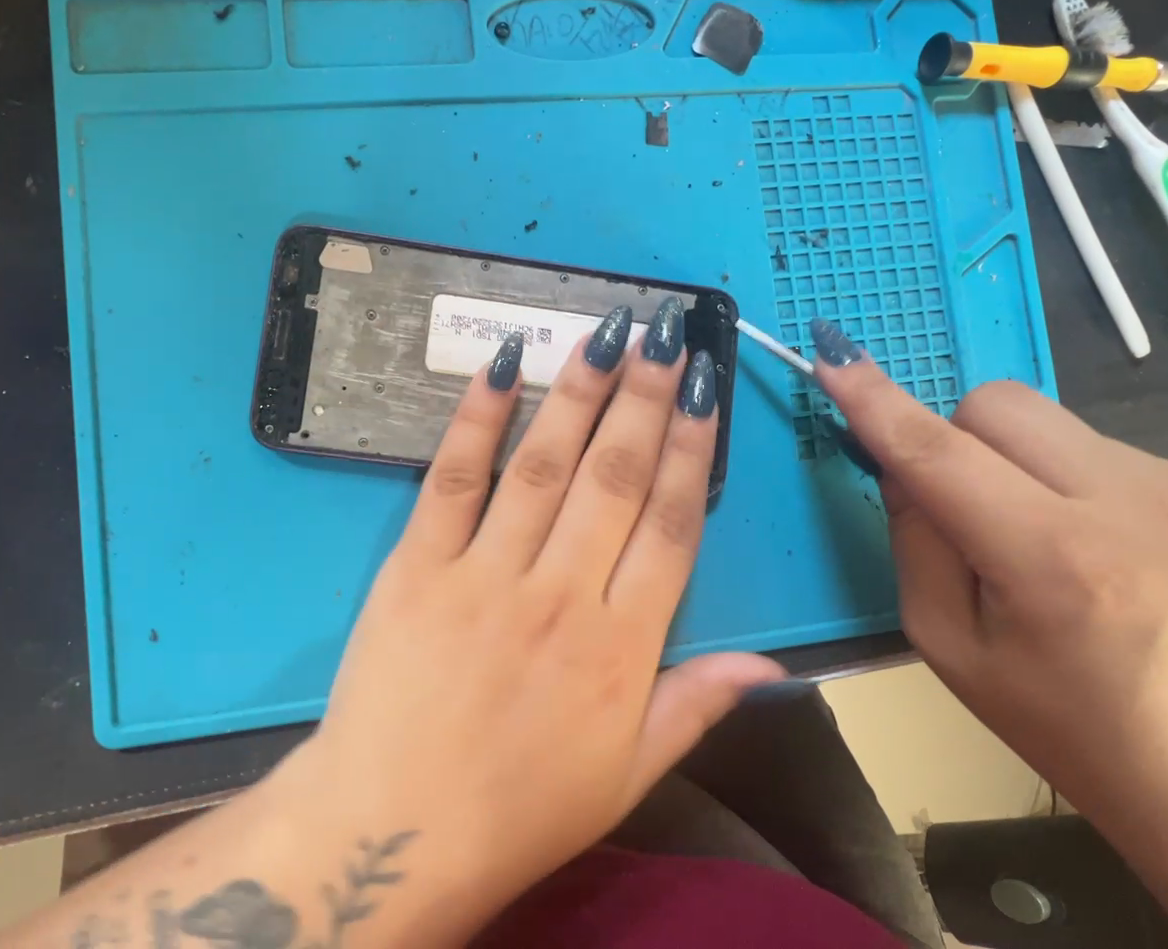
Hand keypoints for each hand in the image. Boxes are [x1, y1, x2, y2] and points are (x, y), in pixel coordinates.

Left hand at [271, 300, 783, 940]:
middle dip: (646, 398)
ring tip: (607, 332)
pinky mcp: (417, 568)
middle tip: (666, 334)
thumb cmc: (518, 812)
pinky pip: (453, 480)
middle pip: (616, 478)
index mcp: (623, 648)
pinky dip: (477, 419)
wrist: (394, 834)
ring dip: (578, 391)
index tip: (707, 389)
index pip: (672, 525)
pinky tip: (503, 365)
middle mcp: (563, 596)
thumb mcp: (626, 779)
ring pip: (544, 465)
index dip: (694, 451)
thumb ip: (695, 708)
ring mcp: (485, 576)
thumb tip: (773, 665)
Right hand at [810, 326, 1167, 817]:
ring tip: (1068, 551)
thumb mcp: (950, 647)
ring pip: (1066, 429)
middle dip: (962, 439)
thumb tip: (903, 462)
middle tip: (973, 507)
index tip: (837, 359)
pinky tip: (1127, 558)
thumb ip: (915, 543)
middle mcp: (1142, 514)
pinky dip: (1098, 492)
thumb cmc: (1062, 724)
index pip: (941, 454)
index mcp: (1057, 566)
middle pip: (1002, 405)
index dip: (879, 404)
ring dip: (1036, 470)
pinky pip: (1127, 457)